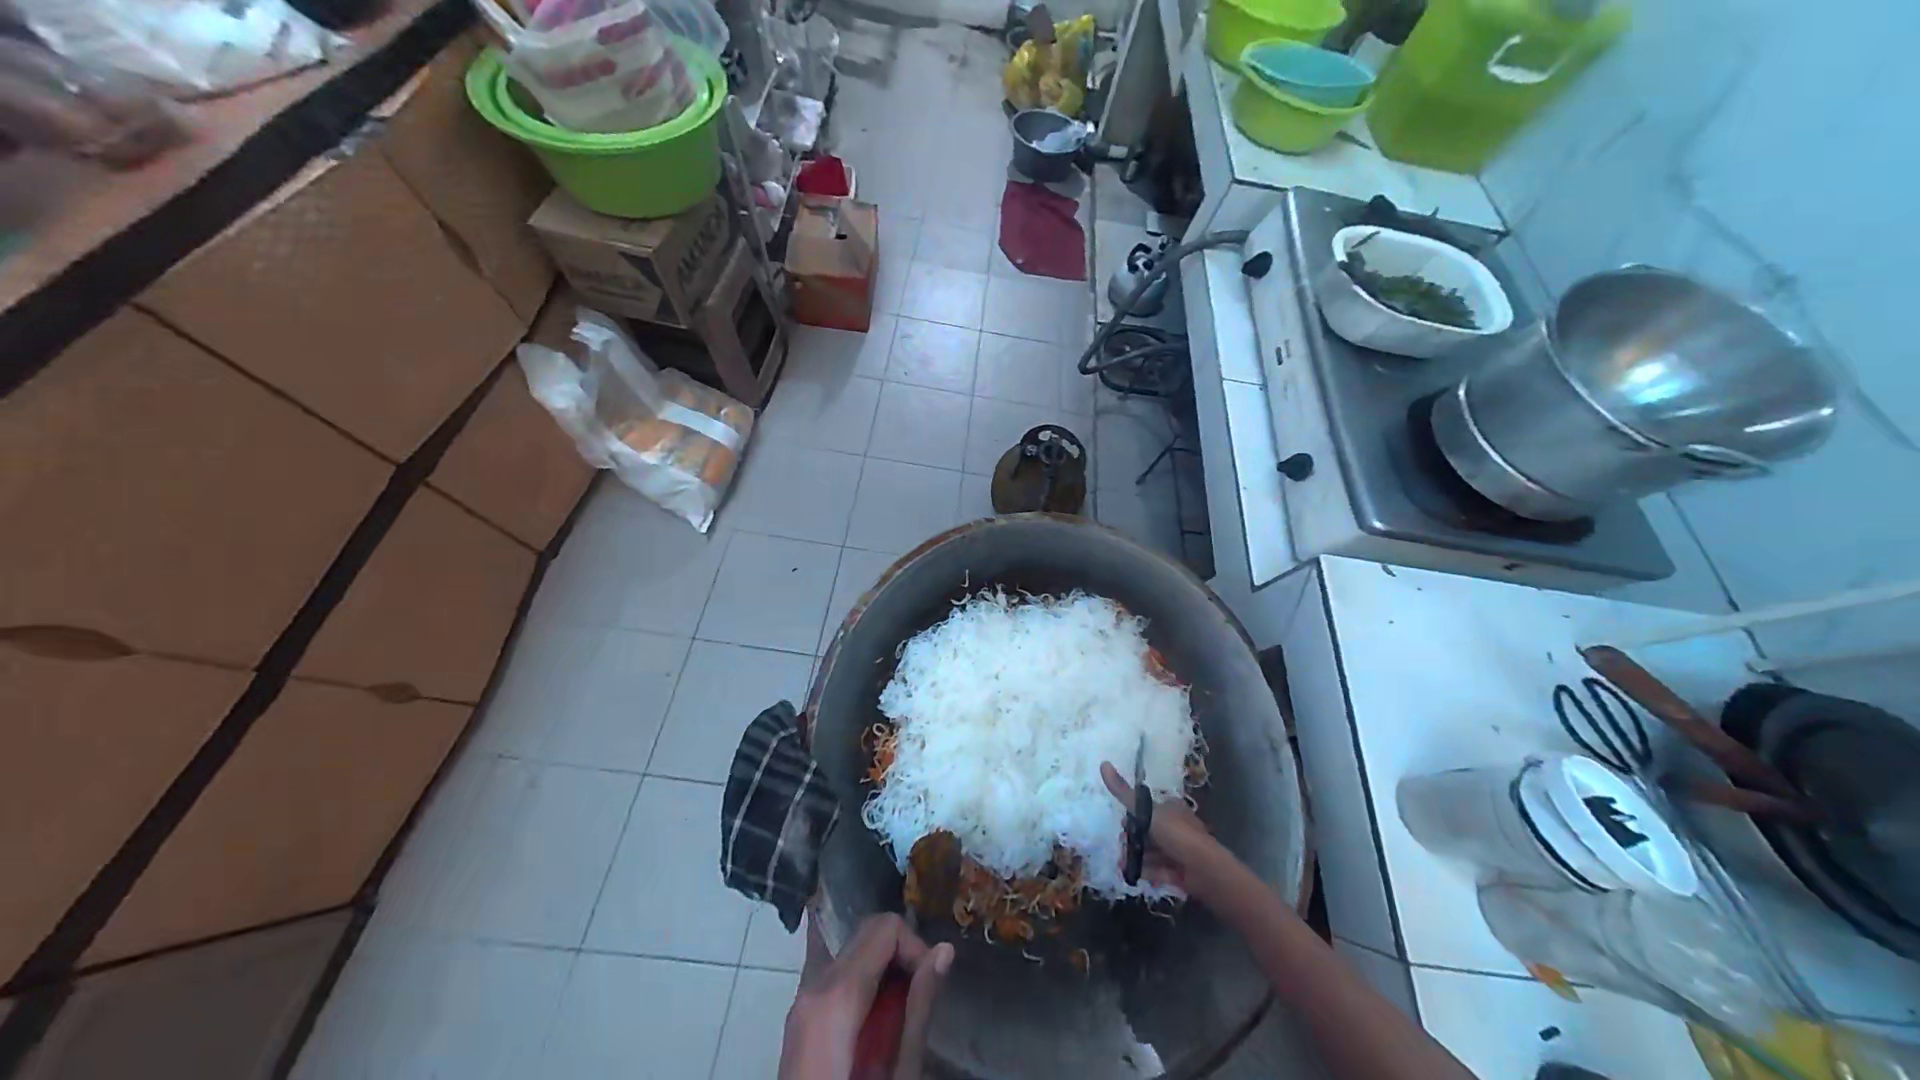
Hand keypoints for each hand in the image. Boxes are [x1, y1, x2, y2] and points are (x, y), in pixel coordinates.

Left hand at [780, 913, 953, 1079]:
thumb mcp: (899, 1075)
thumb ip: (918, 1009)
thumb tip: (944, 950)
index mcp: (834, 996)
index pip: (884, 927)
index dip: (915, 948)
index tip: (929, 987)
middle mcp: (812, 985)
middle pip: (866, 934)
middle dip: (901, 956)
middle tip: (918, 1004)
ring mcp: (801, 998)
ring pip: (853, 951)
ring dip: (884, 971)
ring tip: (899, 1019)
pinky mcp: (801, 1014)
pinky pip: (839, 974)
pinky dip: (865, 984)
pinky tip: (876, 1025)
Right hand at [1101, 760, 1227, 898]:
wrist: (1204, 869)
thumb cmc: (1177, 833)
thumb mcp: (1148, 810)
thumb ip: (1125, 793)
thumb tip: (1103, 763)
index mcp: (1172, 810)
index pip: (1149, 810)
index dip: (1134, 816)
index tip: (1122, 823)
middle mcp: (1177, 828)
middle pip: (1149, 832)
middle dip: (1133, 839)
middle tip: (1121, 844)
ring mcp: (1179, 851)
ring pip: (1153, 852)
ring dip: (1137, 857)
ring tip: (1122, 863)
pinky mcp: (1180, 872)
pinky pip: (1158, 869)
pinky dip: (1145, 871)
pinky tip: (1131, 873)